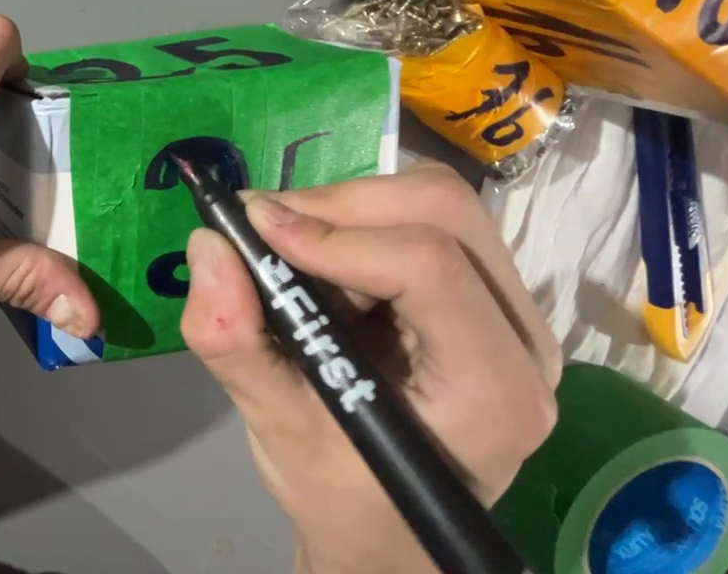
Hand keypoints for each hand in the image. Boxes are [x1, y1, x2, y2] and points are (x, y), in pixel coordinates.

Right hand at [181, 164, 560, 573]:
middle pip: (443, 211)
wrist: (384, 528)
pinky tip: (318, 256)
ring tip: (287, 242)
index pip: (429, 268)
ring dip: (345, 205)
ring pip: (437, 199)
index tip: (253, 230)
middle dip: (338, 204)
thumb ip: (233, 342)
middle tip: (264, 227)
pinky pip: (424, 214)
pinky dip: (356, 214)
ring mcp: (508, 310)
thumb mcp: (274, 428)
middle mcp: (521, 339)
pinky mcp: (481, 291)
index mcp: (489, 390)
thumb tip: (207, 243)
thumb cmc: (338, 492)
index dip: (335, 237)